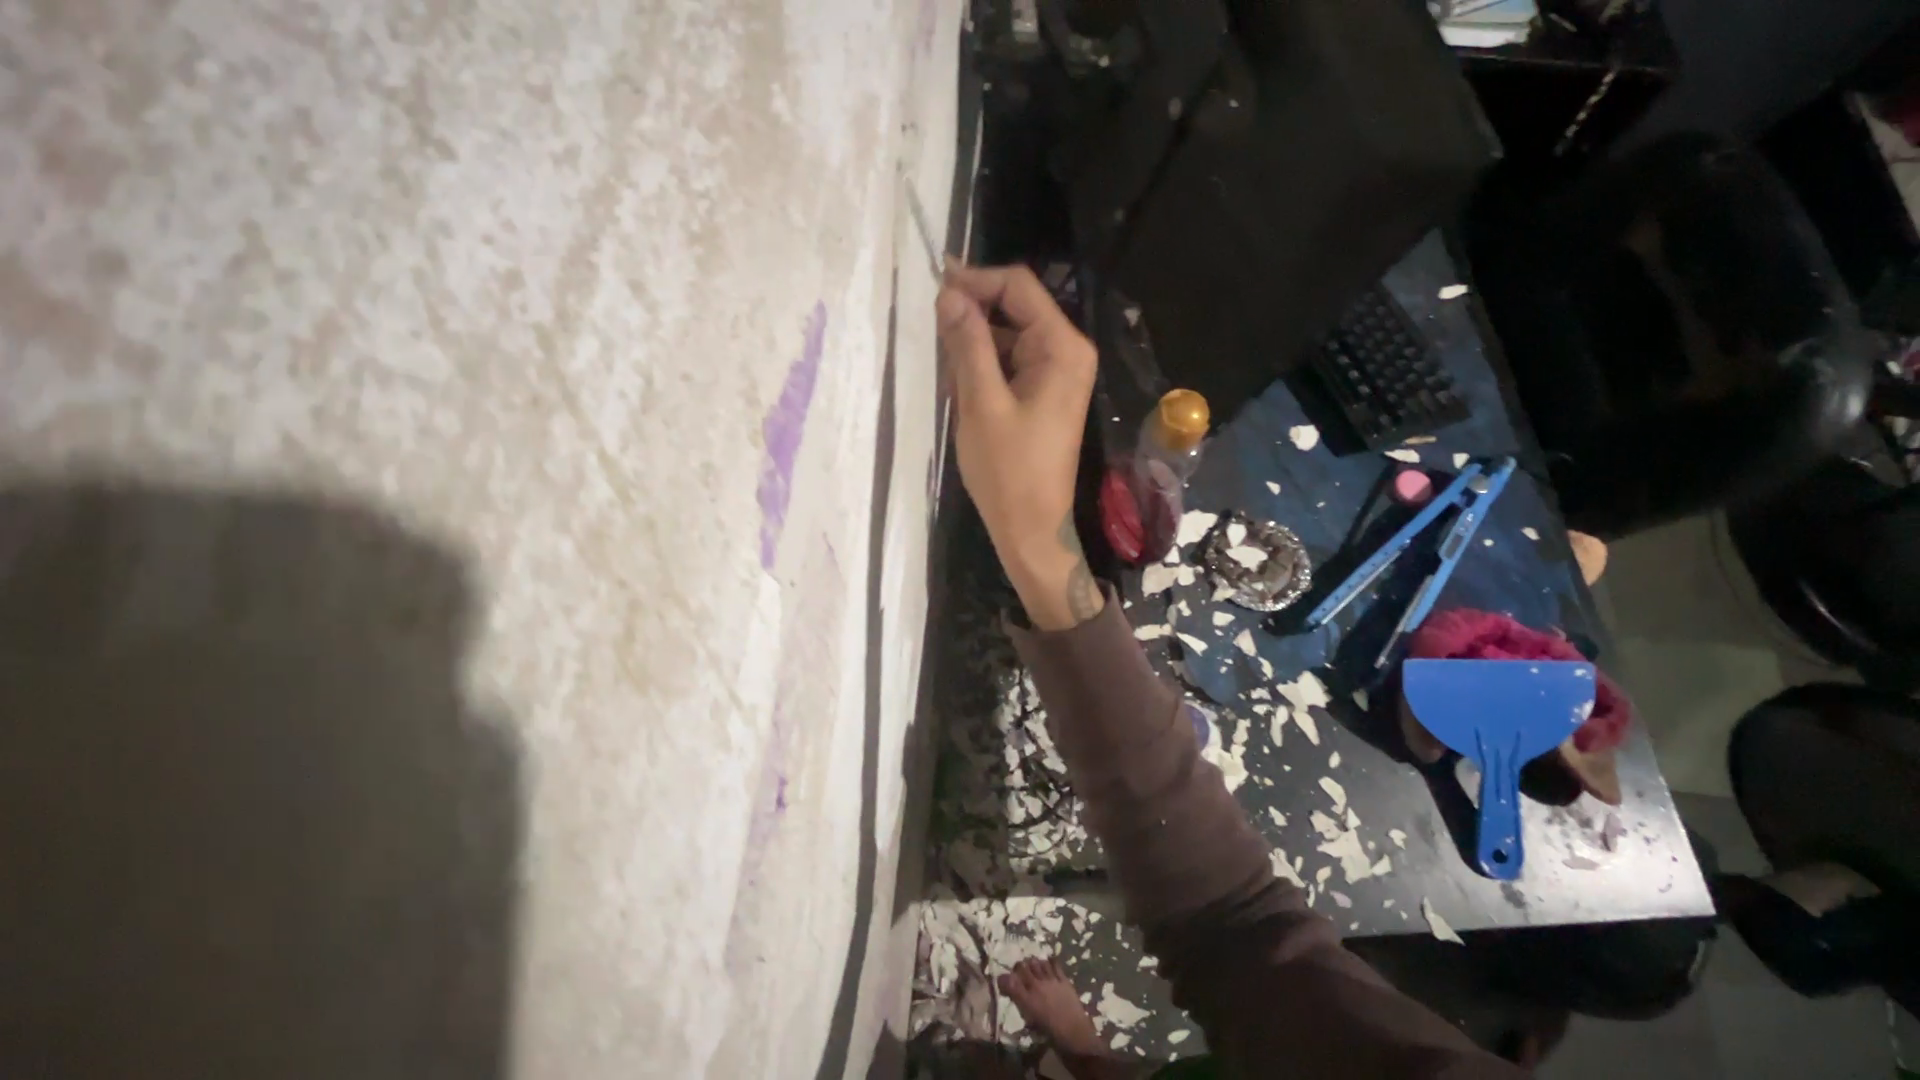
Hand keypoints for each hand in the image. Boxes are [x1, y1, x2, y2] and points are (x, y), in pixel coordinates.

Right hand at [937, 263, 1104, 629]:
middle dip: (971, 319)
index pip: (1018, 287)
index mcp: (1062, 348)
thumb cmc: (1008, 471)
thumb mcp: (981, 404)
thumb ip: (967, 344)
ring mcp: (1056, 374)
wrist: (1031, 529)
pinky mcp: (1043, 393)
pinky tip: (961, 396)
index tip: (932, 288)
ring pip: (1006, 336)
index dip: (975, 280)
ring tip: (949, 381)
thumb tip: (950, 293)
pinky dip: (982, 370)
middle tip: (935, 343)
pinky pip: (1009, 363)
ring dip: (972, 348)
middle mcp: (1067, 352)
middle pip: (1014, 308)